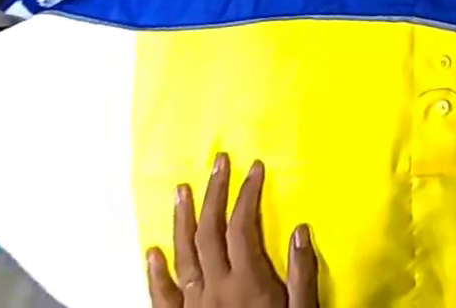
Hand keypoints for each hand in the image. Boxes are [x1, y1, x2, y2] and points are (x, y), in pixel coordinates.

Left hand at [147, 153, 318, 307]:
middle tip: (219, 161)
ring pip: (184, 255)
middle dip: (216, 192)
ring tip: (182, 189)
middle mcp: (215, 289)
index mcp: (246, 283)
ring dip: (183, 219)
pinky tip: (152, 252)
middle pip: (210, 230)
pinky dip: (156, 274)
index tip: (255, 166)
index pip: (243, 224)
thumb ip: (303, 275)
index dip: (248, 192)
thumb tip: (301, 228)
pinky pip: (163, 299)